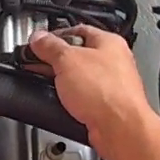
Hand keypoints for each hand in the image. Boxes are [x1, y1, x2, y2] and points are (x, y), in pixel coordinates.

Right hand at [26, 26, 159, 154]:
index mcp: (109, 42)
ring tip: (51, 86)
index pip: (77, 30)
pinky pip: (83, 99)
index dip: (55, 35)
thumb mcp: (67, 60)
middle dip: (56, 61)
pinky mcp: (106, 107)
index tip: (38, 43)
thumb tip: (39, 39)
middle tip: (39, 65)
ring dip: (63, 83)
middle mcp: (114, 62)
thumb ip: (50, 47)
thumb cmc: (107, 93)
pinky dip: (71, 101)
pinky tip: (63, 104)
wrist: (120, 129)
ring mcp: (111, 86)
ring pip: (80, 79)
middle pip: (77, 55)